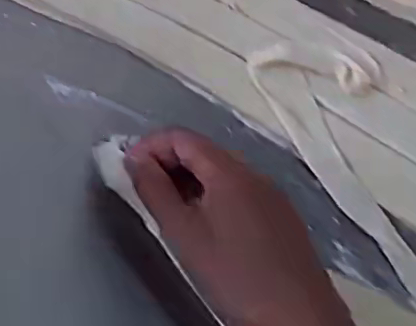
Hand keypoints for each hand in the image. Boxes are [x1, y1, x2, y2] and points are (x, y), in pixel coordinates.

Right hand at [127, 129, 352, 325]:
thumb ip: (152, 189)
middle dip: (168, 163)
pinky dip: (216, 197)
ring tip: (173, 210)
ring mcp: (275, 198)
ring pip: (221, 172)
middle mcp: (255, 174)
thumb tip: (134, 158)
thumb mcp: (182, 234)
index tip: (129, 169)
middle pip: (201, 151)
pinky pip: (241, 192)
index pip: (180, 136)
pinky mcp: (286, 222)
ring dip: (191, 181)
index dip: (149, 146)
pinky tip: (209, 228)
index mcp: (229, 171)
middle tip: (146, 189)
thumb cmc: (237, 278)